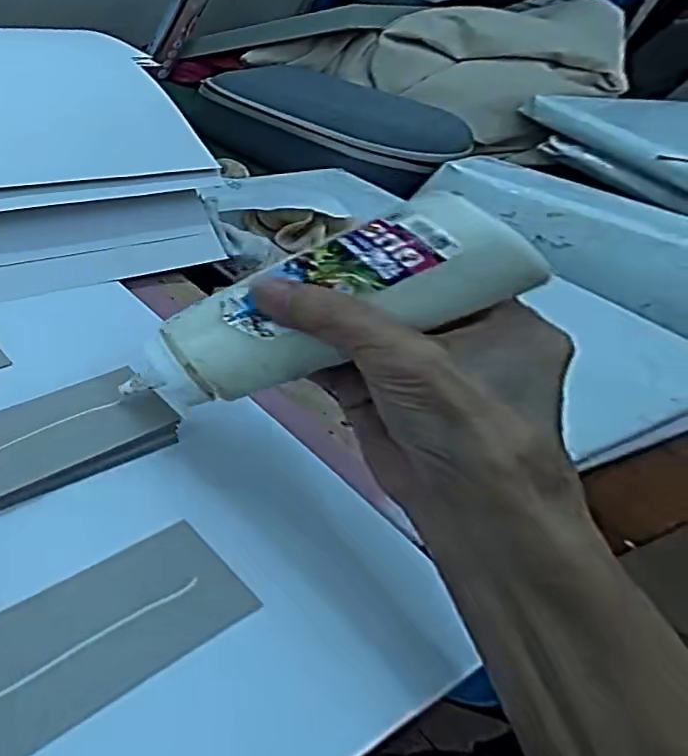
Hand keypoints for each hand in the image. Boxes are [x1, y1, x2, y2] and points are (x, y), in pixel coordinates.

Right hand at [251, 279, 579, 519]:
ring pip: (344, 329)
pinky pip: (324, 359)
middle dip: (326, 285)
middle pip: (379, 298)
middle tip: (280, 268)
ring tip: (257, 297)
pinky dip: (291, 348)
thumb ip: (334, 317)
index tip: (328, 242)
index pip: (433, 270)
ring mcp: (411, 370)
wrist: (472, 513)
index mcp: (499, 322)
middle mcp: (457, 340)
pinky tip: (259, 333)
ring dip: (301, 317)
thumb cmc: (473, 432)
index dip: (380, 253)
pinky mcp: (372, 393)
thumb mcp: (408, 358)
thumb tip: (265, 288)